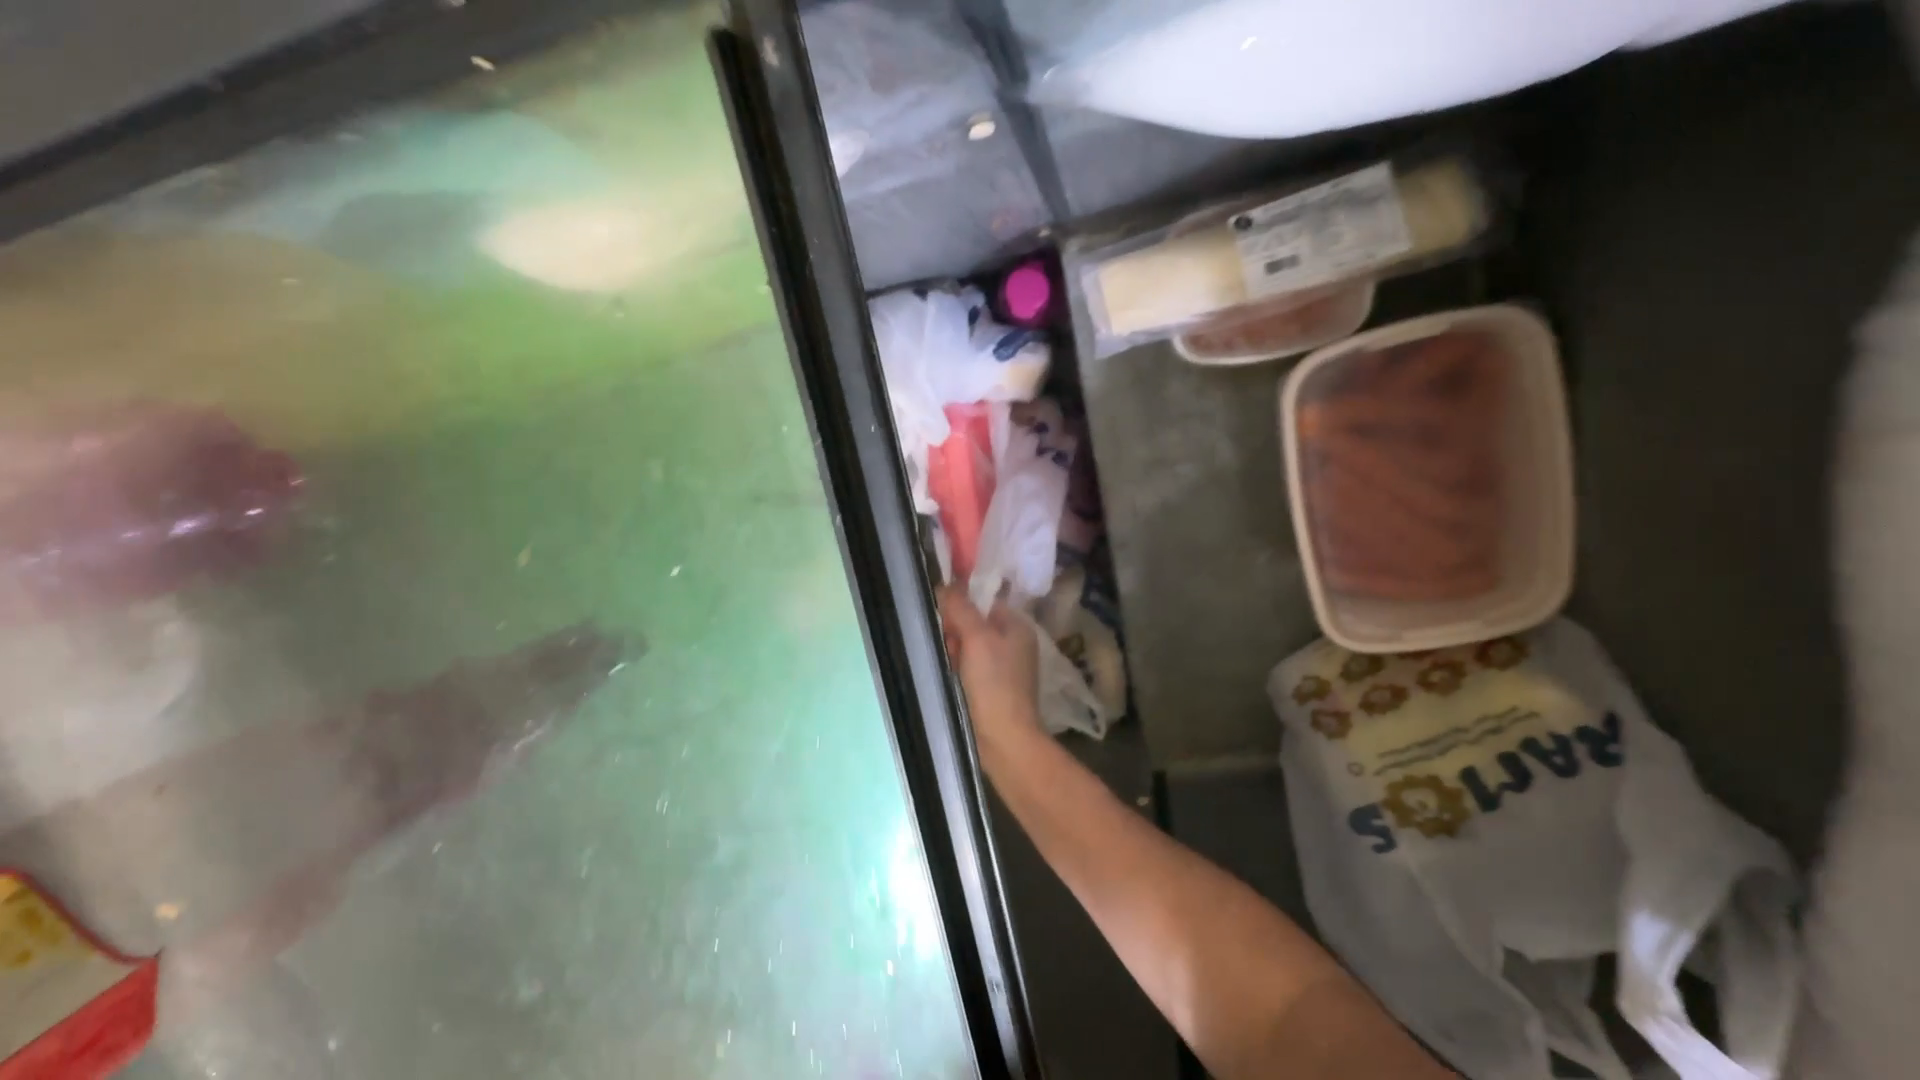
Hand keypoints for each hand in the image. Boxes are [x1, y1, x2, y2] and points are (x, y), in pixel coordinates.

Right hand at [939, 586, 1043, 759]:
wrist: (1005, 739)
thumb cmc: (994, 683)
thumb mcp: (976, 638)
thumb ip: (960, 608)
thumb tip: (944, 586)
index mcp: (1018, 627)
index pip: (983, 602)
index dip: (961, 608)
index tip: (944, 623)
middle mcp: (1014, 645)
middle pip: (973, 625)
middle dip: (955, 635)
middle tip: (949, 651)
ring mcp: (1004, 670)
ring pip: (967, 649)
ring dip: (953, 656)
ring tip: (948, 669)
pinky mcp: (993, 691)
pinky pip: (968, 671)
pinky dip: (957, 674)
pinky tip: (950, 683)